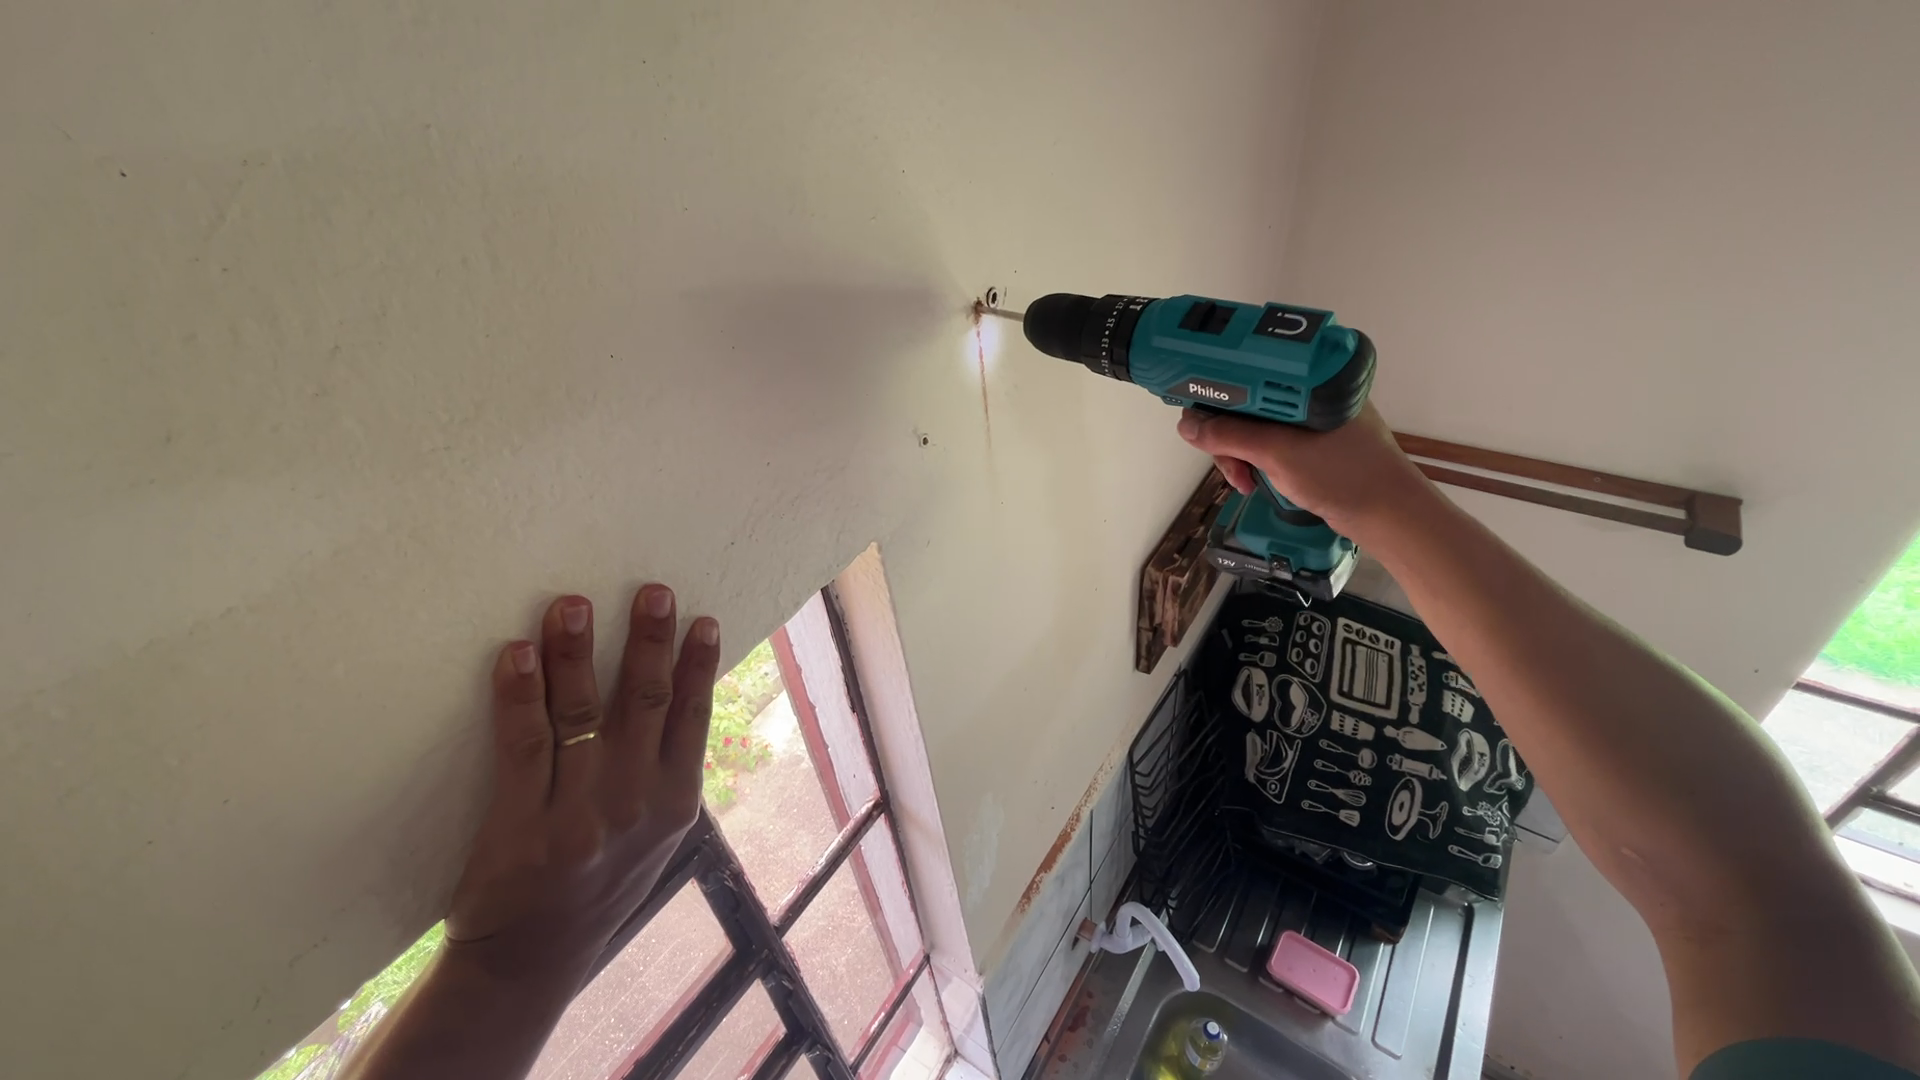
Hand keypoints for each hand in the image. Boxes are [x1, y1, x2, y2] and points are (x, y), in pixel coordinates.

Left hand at [444, 585, 720, 984]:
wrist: (532, 959)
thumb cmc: (603, 883)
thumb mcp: (657, 836)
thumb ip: (667, 771)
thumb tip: (678, 694)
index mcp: (676, 803)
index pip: (693, 717)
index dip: (700, 664)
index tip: (703, 619)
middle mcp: (635, 804)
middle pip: (646, 704)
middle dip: (650, 642)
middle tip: (653, 591)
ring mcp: (578, 815)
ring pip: (583, 715)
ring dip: (580, 653)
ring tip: (574, 603)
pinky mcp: (520, 826)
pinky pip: (523, 745)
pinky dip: (521, 694)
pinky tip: (519, 653)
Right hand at [1176, 403, 1429, 533]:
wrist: (1389, 515)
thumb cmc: (1341, 476)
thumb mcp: (1276, 454)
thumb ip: (1228, 437)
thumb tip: (1186, 426)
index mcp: (1312, 378)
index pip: (1250, 370)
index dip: (1218, 389)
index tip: (1198, 411)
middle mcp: (1312, 392)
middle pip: (1248, 403)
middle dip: (1228, 436)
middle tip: (1230, 464)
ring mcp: (1312, 419)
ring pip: (1255, 427)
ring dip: (1239, 455)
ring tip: (1244, 481)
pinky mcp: (1313, 442)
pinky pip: (1270, 443)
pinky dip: (1256, 461)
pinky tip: (1255, 482)